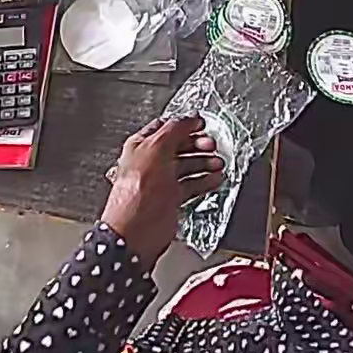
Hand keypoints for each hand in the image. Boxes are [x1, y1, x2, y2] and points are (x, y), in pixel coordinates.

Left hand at [100, 116, 224, 266]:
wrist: (135, 233)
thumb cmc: (137, 193)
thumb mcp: (157, 149)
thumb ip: (174, 131)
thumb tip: (188, 119)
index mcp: (141, 146)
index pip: (166, 127)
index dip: (184, 124)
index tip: (200, 124)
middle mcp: (151, 162)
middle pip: (179, 146)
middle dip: (198, 144)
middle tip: (211, 144)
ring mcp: (161, 182)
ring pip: (188, 166)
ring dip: (205, 162)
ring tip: (218, 162)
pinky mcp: (171, 199)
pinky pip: (192, 185)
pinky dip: (205, 181)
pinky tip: (215, 178)